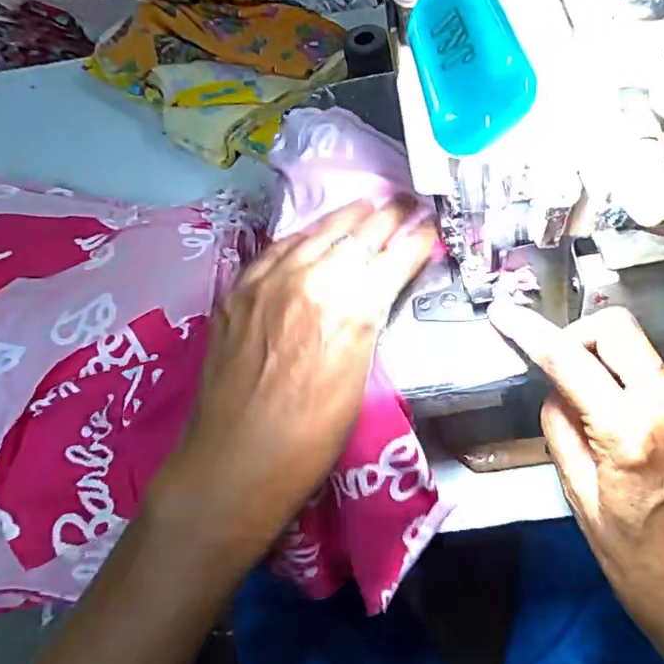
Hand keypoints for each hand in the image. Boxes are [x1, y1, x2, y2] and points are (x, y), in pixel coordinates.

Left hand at [146, 197, 436, 559]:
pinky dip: (303, 237)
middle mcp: (308, 282)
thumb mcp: (357, 381)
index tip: (430, 225)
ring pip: (314, 234)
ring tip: (368, 205)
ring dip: (346, 219)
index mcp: (349, 310)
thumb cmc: (310, 440)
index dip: (415, 240)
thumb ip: (368, 325)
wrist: (234, 461)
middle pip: (356, 236)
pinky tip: (313, 233)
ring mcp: (267, 282)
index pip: (391, 260)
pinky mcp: (238, 291)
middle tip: (405, 202)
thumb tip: (381, 292)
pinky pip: (276, 249)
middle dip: (387, 217)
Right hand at [488, 303, 663, 663]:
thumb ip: (563, 436)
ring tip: (576, 399)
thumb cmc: (643, 571)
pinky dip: (622, 380)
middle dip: (575, 333)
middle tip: (550, 364)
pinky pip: (653, 377)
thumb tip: (555, 396)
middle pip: (616, 327)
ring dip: (599, 357)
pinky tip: (608, 418)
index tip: (502, 315)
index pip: (570, 359)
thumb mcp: (584, 504)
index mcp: (632, 432)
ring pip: (637, 349)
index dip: (530, 331)